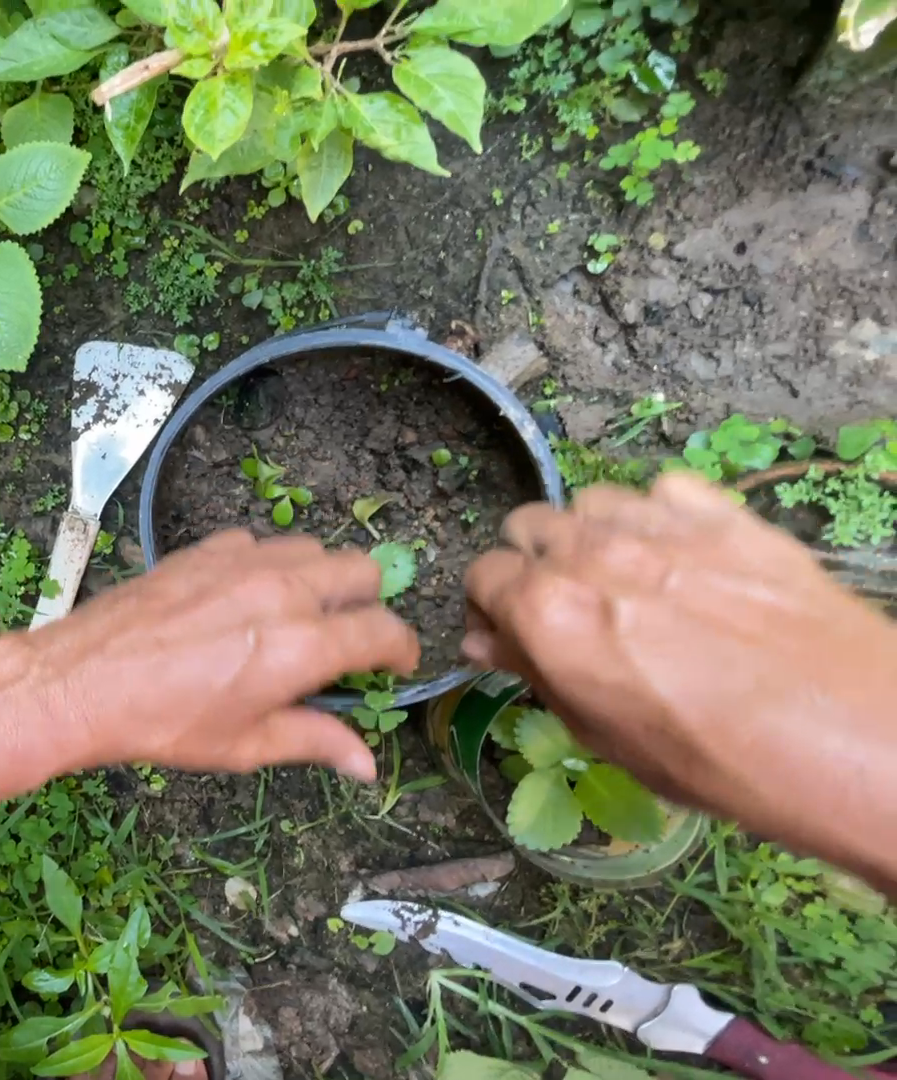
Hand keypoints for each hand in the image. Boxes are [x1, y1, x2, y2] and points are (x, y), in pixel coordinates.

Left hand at [15, 531, 418, 779]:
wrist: (82, 680)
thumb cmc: (163, 723)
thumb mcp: (243, 745)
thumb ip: (312, 741)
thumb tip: (365, 764)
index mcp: (302, 645)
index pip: (384, 629)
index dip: (399, 650)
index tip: (390, 666)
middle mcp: (280, 590)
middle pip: (360, 569)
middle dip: (366, 602)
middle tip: (342, 637)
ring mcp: (237, 563)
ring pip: (310, 548)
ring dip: (317, 577)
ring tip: (293, 614)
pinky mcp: (199, 551)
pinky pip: (254, 542)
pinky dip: (264, 563)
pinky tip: (241, 594)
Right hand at [463, 471, 896, 887]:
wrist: (866, 748)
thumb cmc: (712, 757)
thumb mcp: (596, 730)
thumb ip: (530, 671)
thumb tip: (486, 642)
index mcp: (543, 609)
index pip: (480, 575)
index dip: (491, 606)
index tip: (512, 632)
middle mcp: (586, 556)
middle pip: (524, 526)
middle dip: (531, 561)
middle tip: (565, 601)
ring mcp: (660, 530)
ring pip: (587, 502)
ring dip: (588, 532)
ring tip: (621, 571)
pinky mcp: (728, 519)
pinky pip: (665, 489)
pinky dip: (658, 513)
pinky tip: (677, 553)